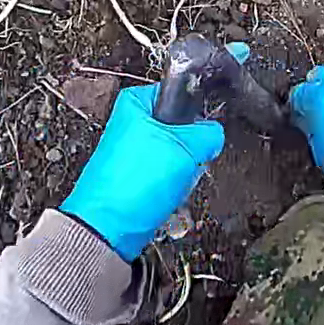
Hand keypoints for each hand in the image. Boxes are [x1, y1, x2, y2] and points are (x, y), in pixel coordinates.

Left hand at [60, 85, 225, 259]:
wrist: (109, 228)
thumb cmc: (133, 183)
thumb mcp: (185, 147)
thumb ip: (209, 133)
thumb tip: (214, 134)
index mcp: (135, 102)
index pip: (180, 95)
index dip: (196, 115)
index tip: (200, 132)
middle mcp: (131, 123)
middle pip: (182, 128)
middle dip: (191, 148)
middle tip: (186, 161)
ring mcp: (133, 151)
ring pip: (178, 155)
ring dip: (184, 171)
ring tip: (174, 182)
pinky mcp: (136, 175)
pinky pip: (168, 175)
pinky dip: (173, 186)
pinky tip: (168, 195)